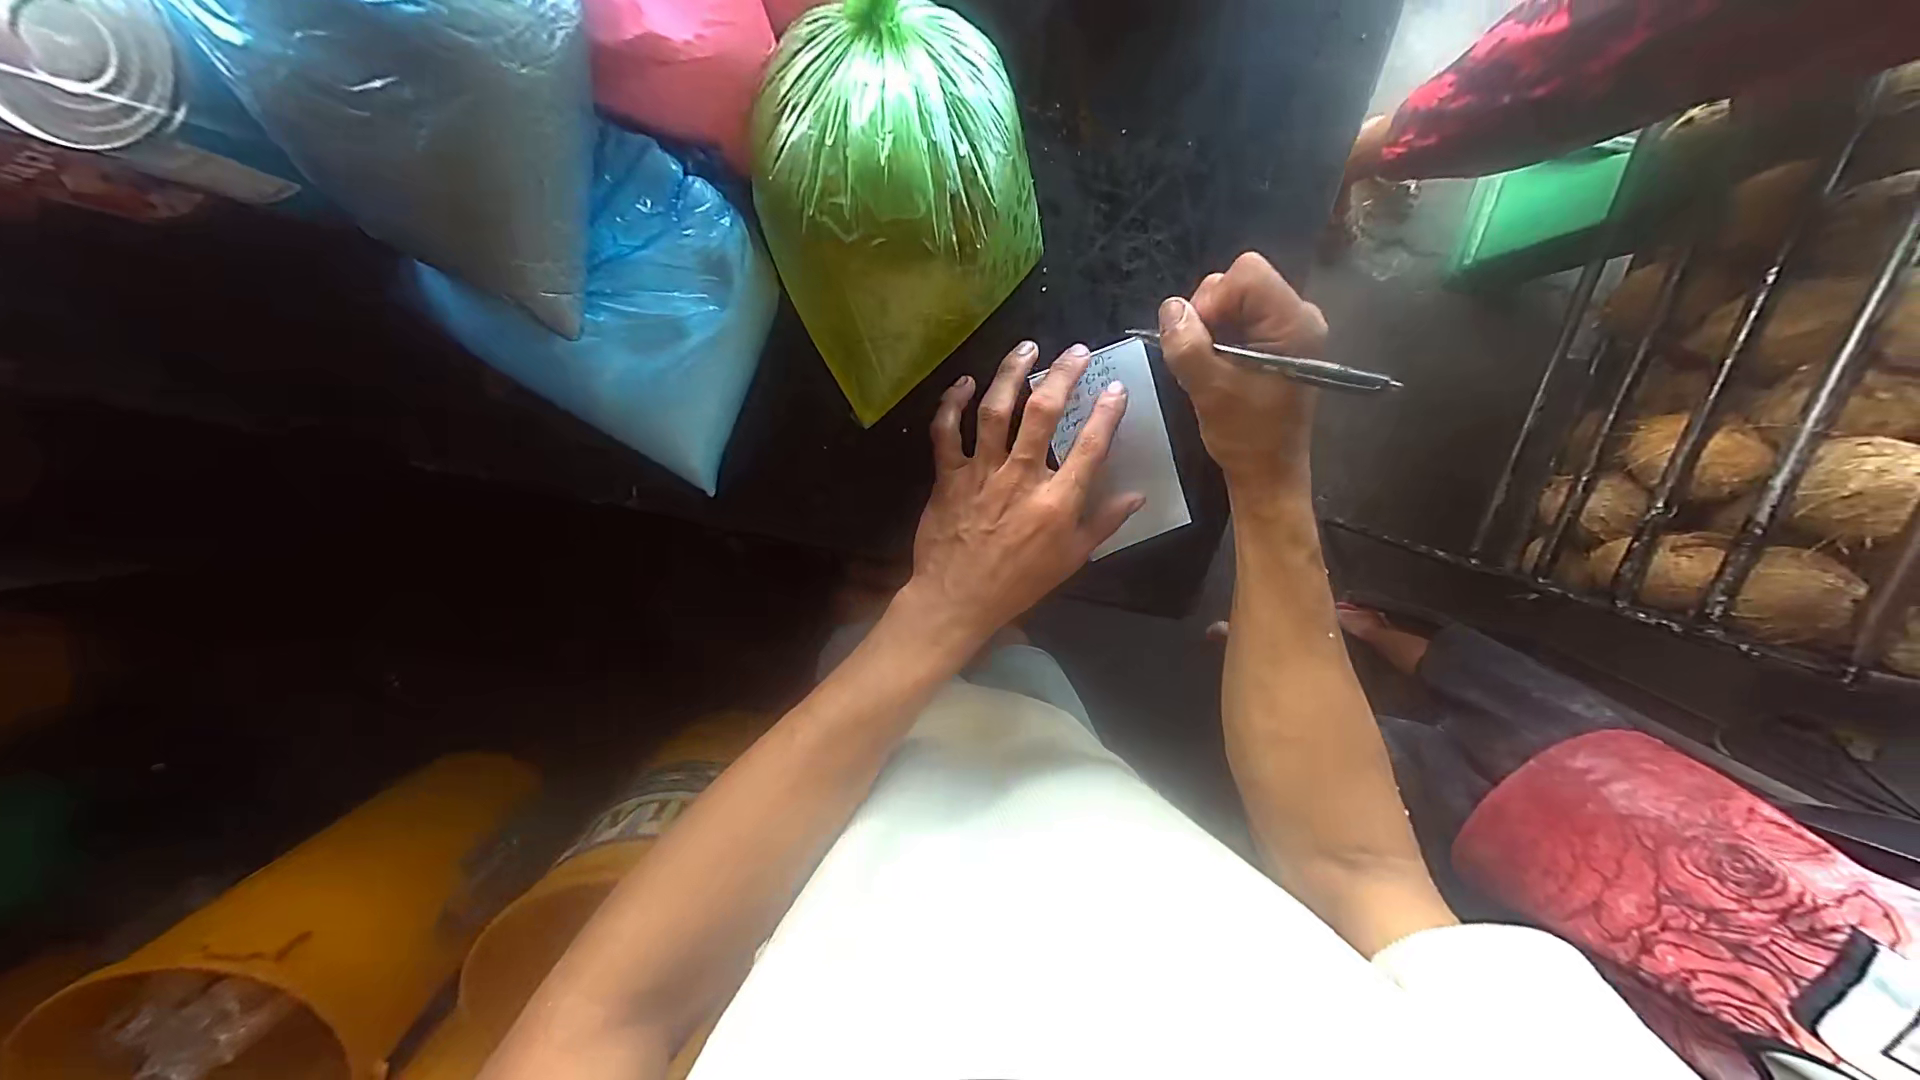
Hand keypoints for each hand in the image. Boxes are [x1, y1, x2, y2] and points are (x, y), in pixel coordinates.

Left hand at [897, 341, 1143, 647]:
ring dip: (1010, 374)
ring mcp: (981, 473)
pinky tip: (964, 382)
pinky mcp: (948, 476)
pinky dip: (951, 404)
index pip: (1090, 446)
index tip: (1116, 387)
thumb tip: (1137, 496)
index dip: (1107, 411)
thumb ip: (1104, 523)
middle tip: (1074, 351)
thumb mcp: (1071, 560)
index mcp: (1057, 500)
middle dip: (1063, 375)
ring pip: (995, 411)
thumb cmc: (1019, 583)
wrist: (958, 599)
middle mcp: (1020, 476)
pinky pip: (946, 432)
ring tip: (1025, 348)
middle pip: (1044, 413)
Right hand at [1158, 252, 1327, 492]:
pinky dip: (1217, 337)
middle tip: (1200, 355)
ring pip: (1234, 299)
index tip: (1197, 340)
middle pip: (1240, 281)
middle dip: (1208, 313)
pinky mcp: (1274, 342)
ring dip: (1209, 328)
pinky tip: (1215, 367)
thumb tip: (1170, 308)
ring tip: (1207, 365)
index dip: (1212, 300)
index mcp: (1293, 323)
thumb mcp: (1210, 391)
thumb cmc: (1246, 436)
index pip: (1247, 274)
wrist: (1267, 471)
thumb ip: (1188, 346)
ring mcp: (1286, 329)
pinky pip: (1237, 319)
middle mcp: (1297, 316)